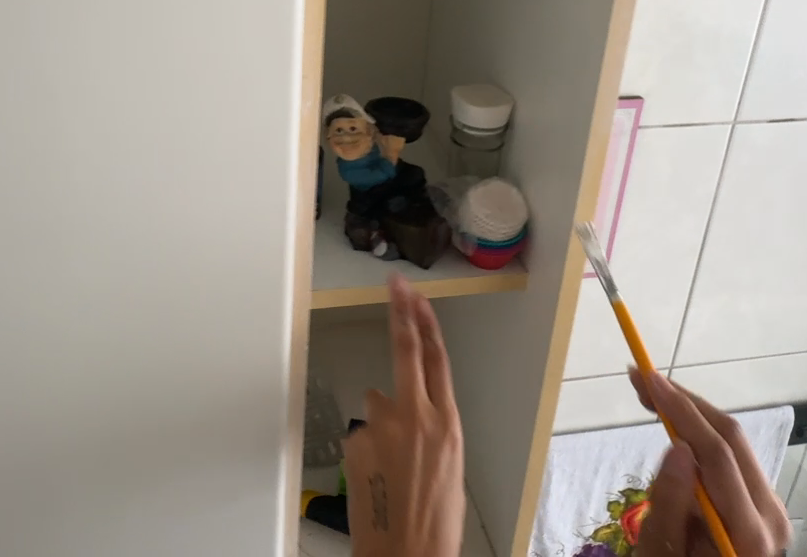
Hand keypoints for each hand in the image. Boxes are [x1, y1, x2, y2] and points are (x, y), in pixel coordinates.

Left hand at [343, 276, 463, 556]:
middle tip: (394, 285)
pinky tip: (376, 477)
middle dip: (400, 312)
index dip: (426, 323)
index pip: (437, 360)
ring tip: (391, 467)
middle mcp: (416, 418)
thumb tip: (406, 410)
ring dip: (382, 422)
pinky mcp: (357, 443)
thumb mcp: (449, 466)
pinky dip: (367, 448)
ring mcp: (383, 428)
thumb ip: (430, 427)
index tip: (417, 296)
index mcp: (447, 425)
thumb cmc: (436, 522)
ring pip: (377, 403)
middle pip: (406, 350)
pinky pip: (362, 434)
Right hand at [631, 369, 791, 556]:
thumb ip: (670, 501)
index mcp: (748, 533)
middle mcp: (771, 515)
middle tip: (642, 381)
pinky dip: (700, 430)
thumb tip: (677, 445)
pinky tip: (673, 421)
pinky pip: (731, 454)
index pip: (717, 455)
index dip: (681, 410)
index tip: (647, 379)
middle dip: (685, 401)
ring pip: (732, 440)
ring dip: (690, 411)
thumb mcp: (661, 550)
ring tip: (650, 395)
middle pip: (731, 438)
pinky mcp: (760, 501)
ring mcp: (770, 507)